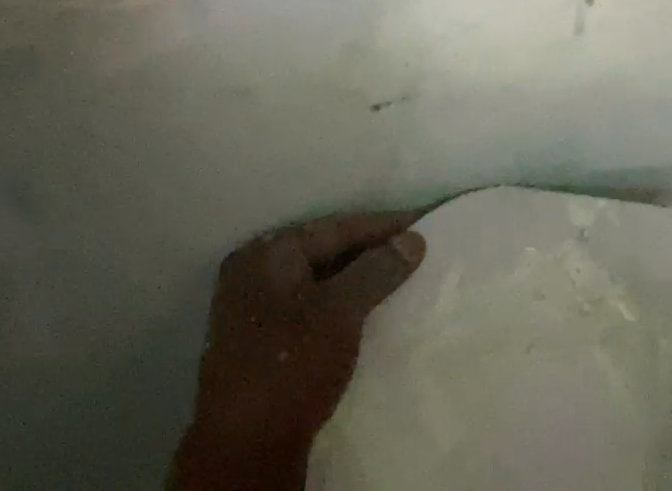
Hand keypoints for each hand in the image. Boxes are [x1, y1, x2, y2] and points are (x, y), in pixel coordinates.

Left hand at [172, 212, 426, 490]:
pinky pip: (312, 305)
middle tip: (417, 248)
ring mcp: (254, 308)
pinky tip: (371, 309)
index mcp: (265, 254)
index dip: (384, 225)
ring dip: (359, 278)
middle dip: (372, 250)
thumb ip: (377, 269)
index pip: (336, 227)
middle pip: (326, 249)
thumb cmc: (290, 365)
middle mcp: (254, 272)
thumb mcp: (340, 311)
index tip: (426, 222)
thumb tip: (412, 239)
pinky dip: (343, 302)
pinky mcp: (262, 342)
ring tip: (402, 276)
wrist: (245, 448)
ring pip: (320, 280)